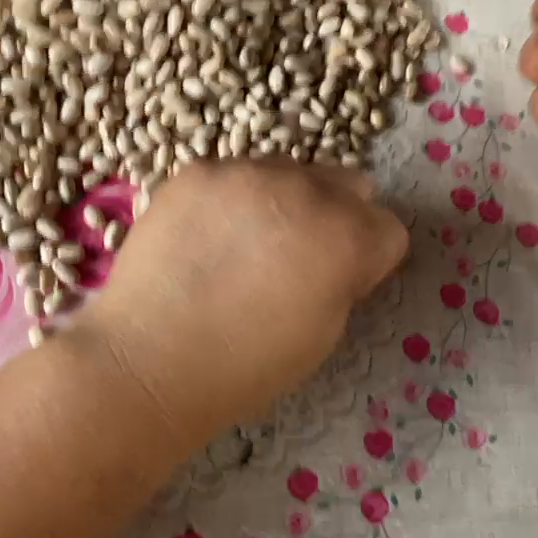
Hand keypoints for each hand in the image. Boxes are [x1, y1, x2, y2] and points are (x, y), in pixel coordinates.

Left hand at [72, 161, 407, 444]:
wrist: (150, 361)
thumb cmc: (246, 367)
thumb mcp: (324, 333)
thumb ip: (345, 277)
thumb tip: (339, 253)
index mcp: (348, 235)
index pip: (387, 228)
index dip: (367, 259)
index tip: (340, 281)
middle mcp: (305, 188)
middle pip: (347, 184)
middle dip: (336, 216)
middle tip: (297, 257)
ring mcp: (246, 171)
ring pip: (290, 172)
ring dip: (284, 201)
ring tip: (243, 247)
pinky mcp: (198, 170)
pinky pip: (235, 174)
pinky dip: (233, 200)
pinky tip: (206, 238)